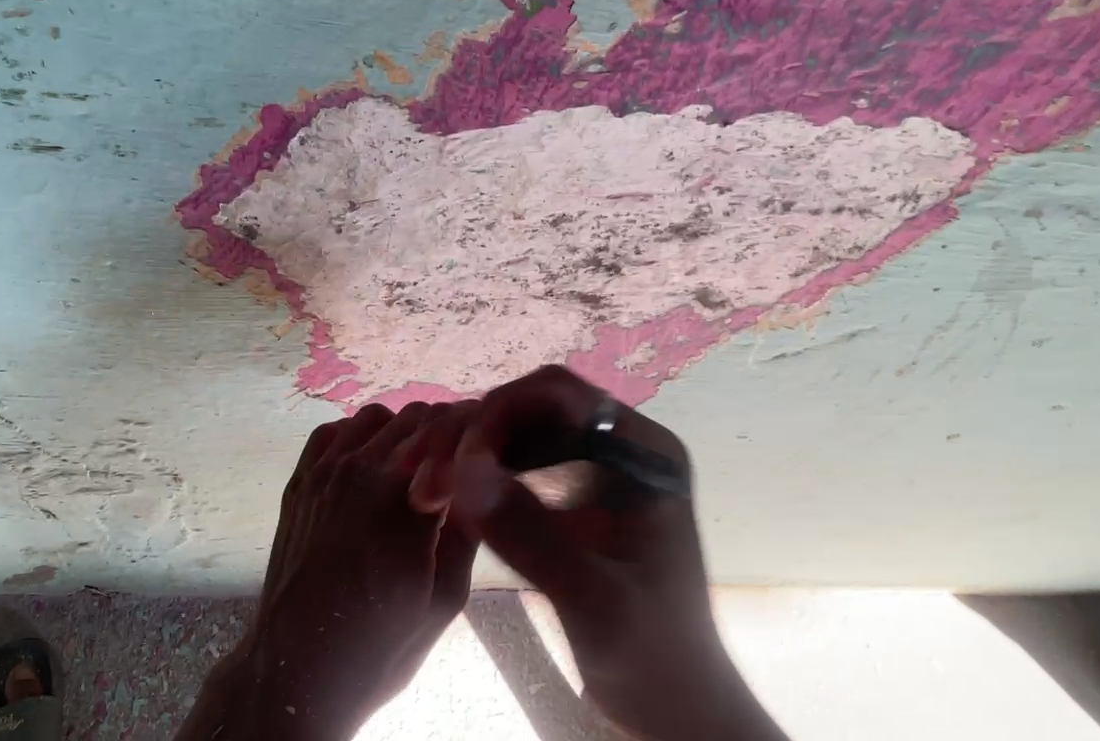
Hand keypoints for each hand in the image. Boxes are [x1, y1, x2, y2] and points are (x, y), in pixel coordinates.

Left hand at [175, 402, 478, 740]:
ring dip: (404, 428)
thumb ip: (465, 531)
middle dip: (446, 428)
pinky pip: (333, 430)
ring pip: (376, 417)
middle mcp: (362, 472)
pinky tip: (371, 462)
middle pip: (418, 418)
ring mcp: (324, 472)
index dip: (477, 429)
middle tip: (462, 452)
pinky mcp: (300, 481)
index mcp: (404, 501)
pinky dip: (359, 434)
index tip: (491, 436)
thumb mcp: (444, 599)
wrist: (299, 667)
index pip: (451, 435)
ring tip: (418, 460)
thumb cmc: (380, 645)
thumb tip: (481, 481)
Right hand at [415, 366, 786, 740]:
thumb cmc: (651, 657)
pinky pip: (510, 461)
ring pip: (513, 430)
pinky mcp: (568, 493)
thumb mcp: (592, 601)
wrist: (672, 706)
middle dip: (474, 431)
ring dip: (467, 452)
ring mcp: (590, 467)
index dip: (501, 411)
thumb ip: (531, 535)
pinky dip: (476, 476)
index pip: (560, 394)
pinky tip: (448, 504)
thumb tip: (463, 469)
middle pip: (529, 405)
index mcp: (642, 452)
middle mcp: (617, 444)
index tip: (457, 458)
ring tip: (428, 491)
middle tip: (428, 478)